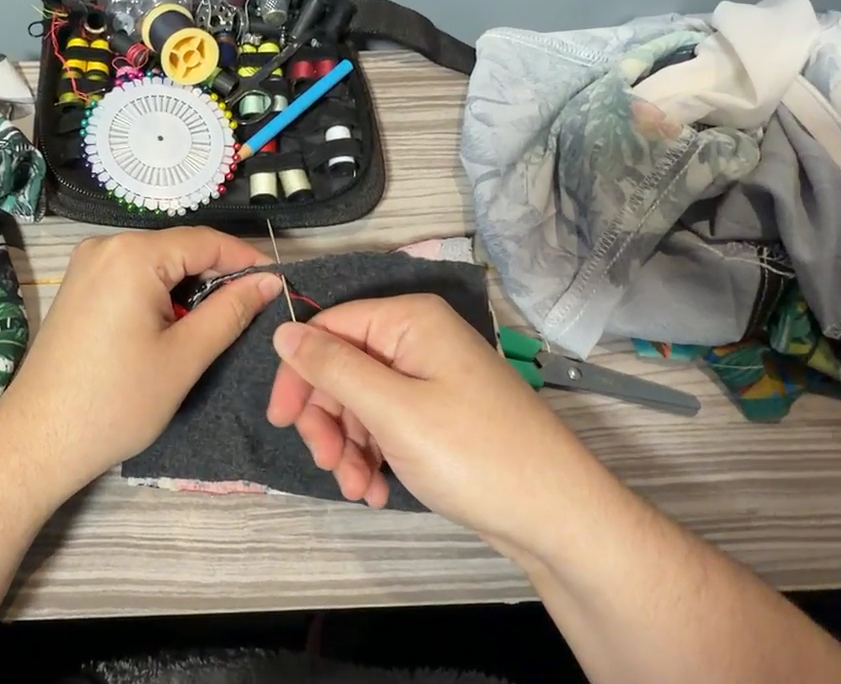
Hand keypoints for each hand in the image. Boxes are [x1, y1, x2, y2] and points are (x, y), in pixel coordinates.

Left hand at [0, 227, 282, 495]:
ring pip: (156, 263)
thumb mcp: (184, 357)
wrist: (39, 438)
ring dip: (189, 287)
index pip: (205, 241)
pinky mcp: (78, 287)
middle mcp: (105, 246)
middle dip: (218, 276)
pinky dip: (160, 294)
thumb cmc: (116, 400)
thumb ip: (231, 311)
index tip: (280, 286)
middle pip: (179, 249)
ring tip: (218, 323)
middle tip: (254, 311)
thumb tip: (270, 281)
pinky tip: (174, 325)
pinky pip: (132, 276)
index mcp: (132, 254)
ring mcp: (86, 265)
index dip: (246, 261)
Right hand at [266, 294, 613, 553]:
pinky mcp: (437, 414)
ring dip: (348, 446)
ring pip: (359, 402)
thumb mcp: (392, 410)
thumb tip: (283, 330)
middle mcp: (417, 340)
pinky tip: (374, 490)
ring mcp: (429, 378)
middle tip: (328, 464)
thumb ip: (332, 367)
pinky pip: (385, 423)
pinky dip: (372, 456)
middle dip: (328, 420)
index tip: (282, 421)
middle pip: (341, 368)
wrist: (558, 519)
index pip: (328, 328)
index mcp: (409, 321)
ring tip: (357, 488)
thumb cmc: (473, 455)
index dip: (299, 372)